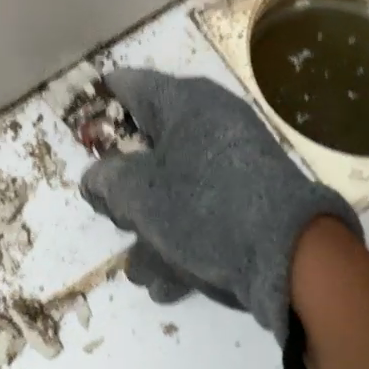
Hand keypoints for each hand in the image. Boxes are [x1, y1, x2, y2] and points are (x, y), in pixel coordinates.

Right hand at [80, 68, 359, 343]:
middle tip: (107, 206)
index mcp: (184, 102)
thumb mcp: (138, 193)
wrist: (288, 254)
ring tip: (137, 267)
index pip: (130, 85)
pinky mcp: (250, 202)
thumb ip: (107, 180)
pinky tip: (166, 283)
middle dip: (125, 182)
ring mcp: (234, 164)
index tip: (79, 127)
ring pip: (176, 186)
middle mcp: (211, 124)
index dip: (100, 105)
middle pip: (152, 142)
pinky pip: (203, 214)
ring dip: (151, 227)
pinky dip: (183, 243)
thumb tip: (99, 177)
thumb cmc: (202, 207)